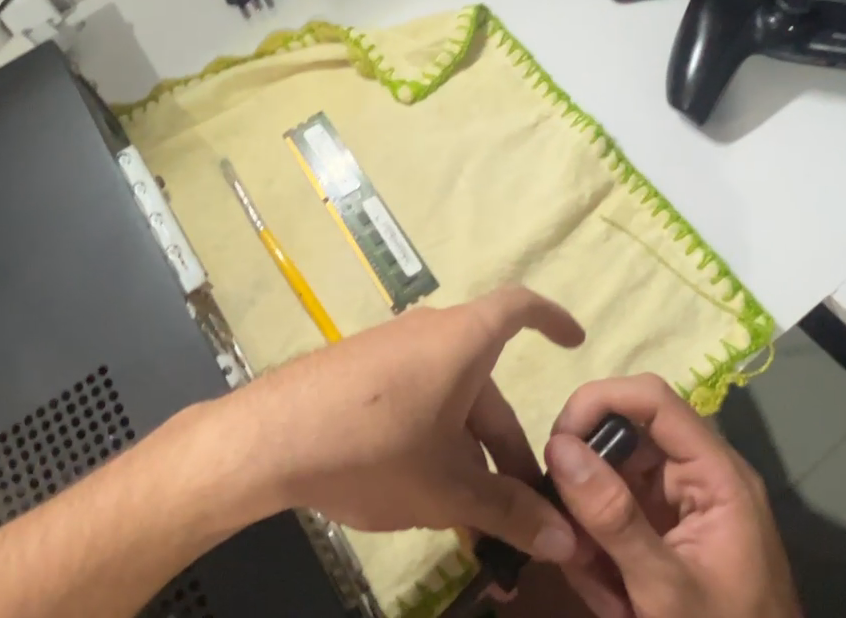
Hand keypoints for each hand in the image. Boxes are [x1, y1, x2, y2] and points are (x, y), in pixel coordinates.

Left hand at [226, 285, 585, 562]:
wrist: (271, 438)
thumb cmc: (375, 449)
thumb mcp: (449, 489)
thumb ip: (508, 512)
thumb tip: (565, 538)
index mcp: (460, 342)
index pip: (517, 308)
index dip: (551, 318)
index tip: (574, 341)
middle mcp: (428, 334)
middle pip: (485, 387)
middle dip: (507, 453)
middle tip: (522, 516)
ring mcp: (390, 352)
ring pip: (450, 404)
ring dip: (470, 458)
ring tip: (474, 525)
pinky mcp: (360, 374)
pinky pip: (416, 402)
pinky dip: (434, 443)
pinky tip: (426, 496)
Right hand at [543, 375, 800, 617]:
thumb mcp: (667, 589)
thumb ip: (613, 517)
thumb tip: (558, 445)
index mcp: (716, 475)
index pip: (651, 399)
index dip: (599, 402)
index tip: (556, 443)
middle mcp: (694, 477)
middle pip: (620, 438)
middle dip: (584, 484)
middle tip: (566, 535)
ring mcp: (675, 505)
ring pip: (605, 480)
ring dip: (586, 529)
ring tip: (600, 587)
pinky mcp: (659, 531)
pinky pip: (608, 516)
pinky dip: (594, 552)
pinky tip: (609, 598)